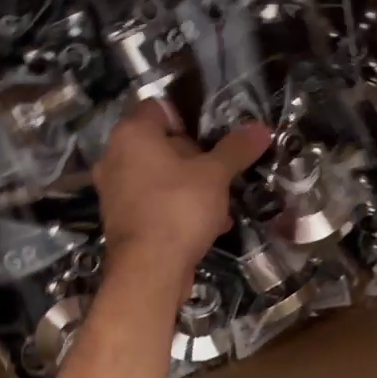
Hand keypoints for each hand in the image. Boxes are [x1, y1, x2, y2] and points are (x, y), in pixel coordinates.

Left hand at [92, 102, 269, 278]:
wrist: (149, 269)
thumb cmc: (179, 208)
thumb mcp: (216, 175)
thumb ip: (237, 149)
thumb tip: (261, 128)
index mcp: (132, 135)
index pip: (159, 108)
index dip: (190, 118)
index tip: (215, 138)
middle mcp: (115, 156)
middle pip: (161, 144)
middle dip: (195, 156)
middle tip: (222, 170)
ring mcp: (115, 190)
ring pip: (160, 176)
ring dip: (190, 185)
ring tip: (220, 201)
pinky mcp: (122, 219)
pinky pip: (155, 202)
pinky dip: (178, 207)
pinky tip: (208, 224)